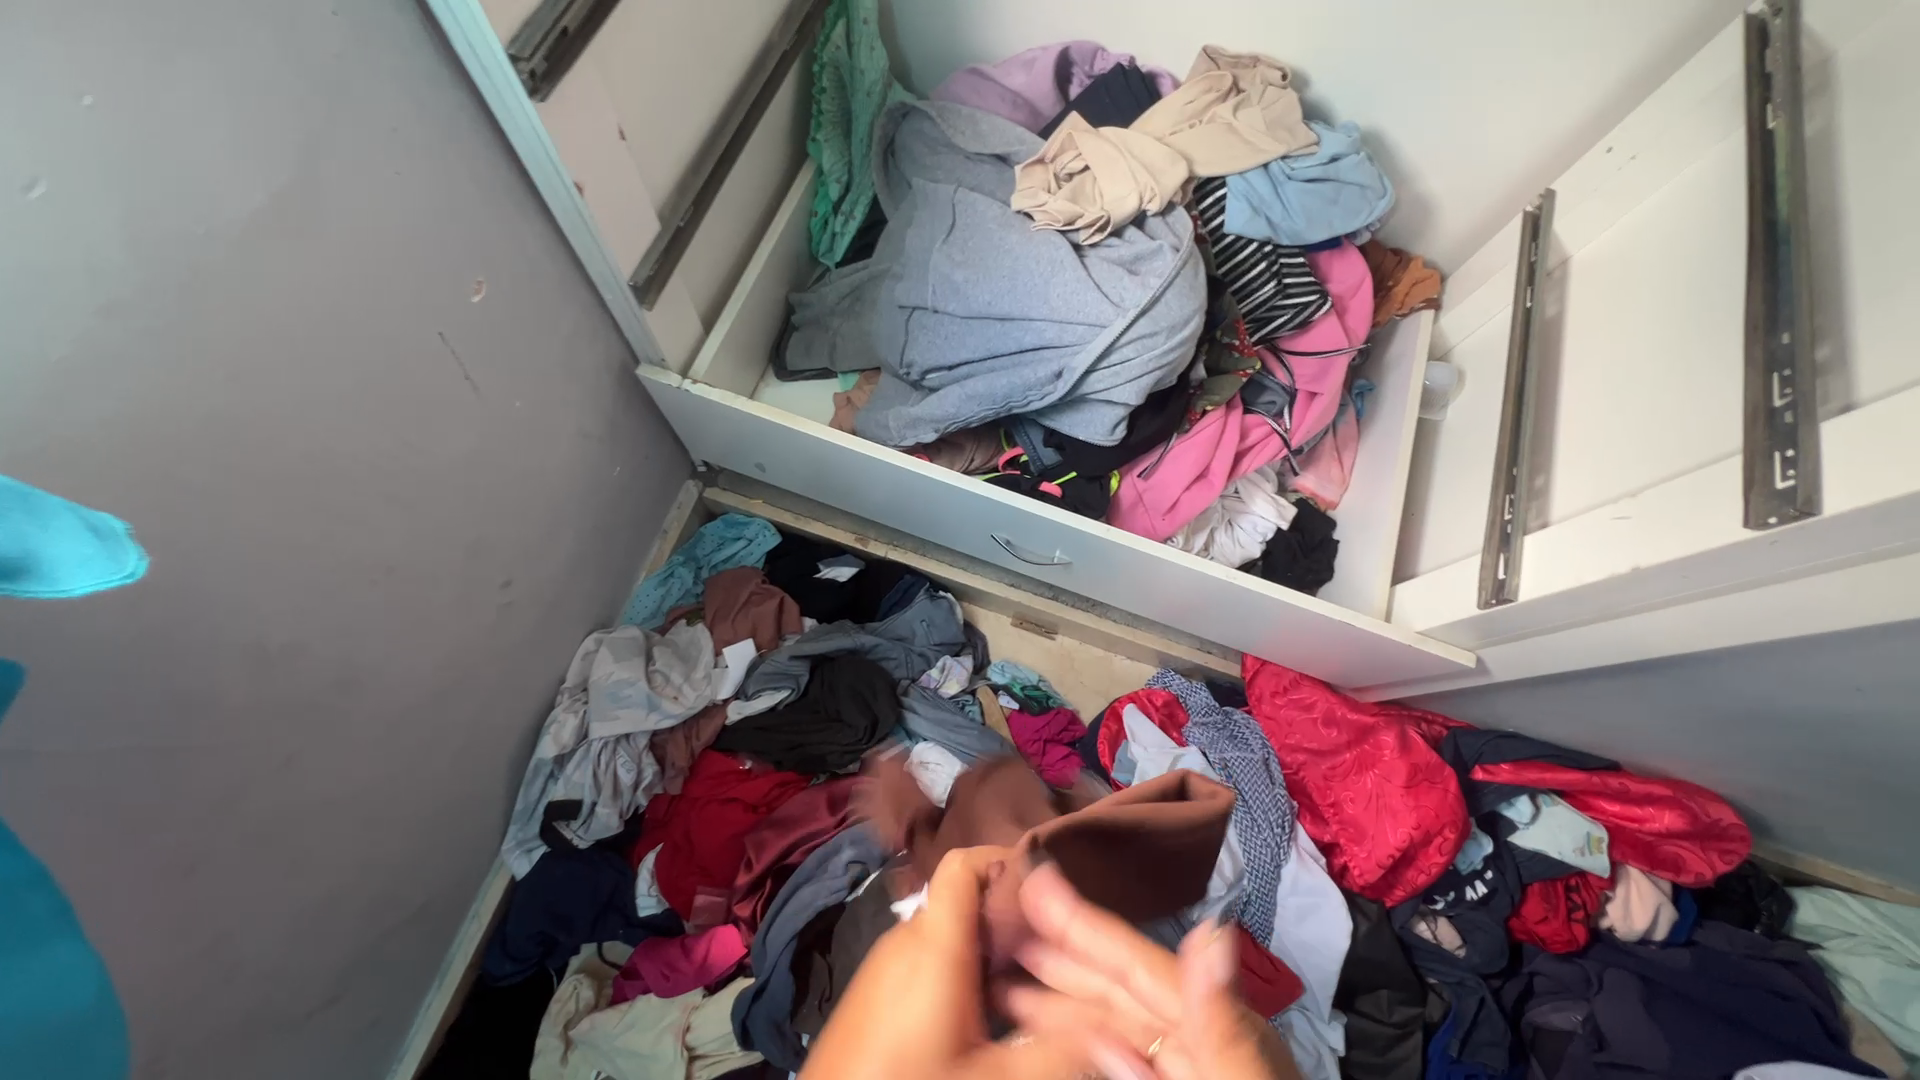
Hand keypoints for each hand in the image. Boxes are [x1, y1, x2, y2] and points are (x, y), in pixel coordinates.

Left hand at [799, 846, 1093, 1079]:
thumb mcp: (989, 1077)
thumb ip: (1054, 1051)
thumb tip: (1117, 1032)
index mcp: (934, 942)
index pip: (965, 863)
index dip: (1004, 859)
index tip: (1048, 887)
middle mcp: (908, 936)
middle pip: (963, 896)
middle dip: (1010, 912)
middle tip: (1056, 946)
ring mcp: (886, 959)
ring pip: (947, 926)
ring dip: (987, 941)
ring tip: (1031, 976)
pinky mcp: (877, 984)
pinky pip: (925, 951)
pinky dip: (962, 962)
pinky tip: (986, 1005)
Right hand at [993, 862, 1300, 1079]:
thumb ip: (1220, 1019)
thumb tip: (1211, 931)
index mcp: (1214, 1025)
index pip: (1134, 962)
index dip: (1083, 920)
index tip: (1036, 881)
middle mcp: (1196, 1038)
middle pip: (1113, 986)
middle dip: (1057, 956)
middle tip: (1000, 929)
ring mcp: (1183, 1068)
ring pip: (1108, 1024)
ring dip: (1056, 1002)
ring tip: (1002, 983)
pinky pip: (1118, 1061)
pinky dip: (1078, 1046)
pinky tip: (1045, 1041)